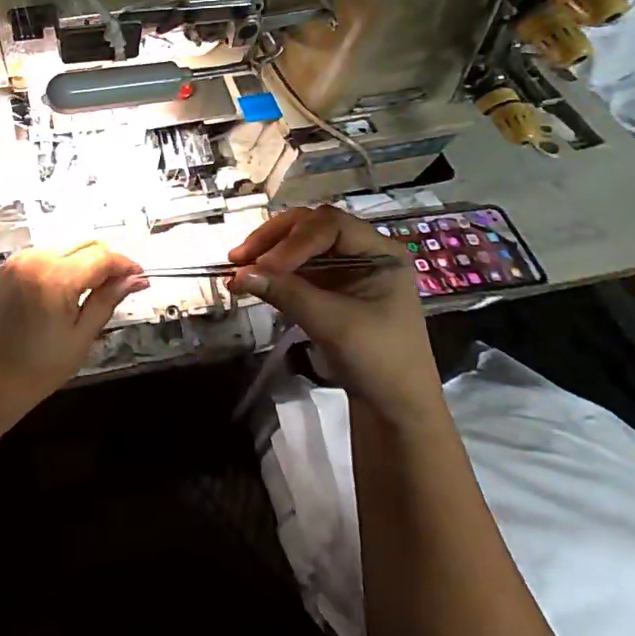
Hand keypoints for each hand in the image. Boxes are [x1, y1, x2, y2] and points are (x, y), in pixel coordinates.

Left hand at [0, 242, 146, 433]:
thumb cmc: (37, 369)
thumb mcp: (81, 337)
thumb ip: (108, 300)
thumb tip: (136, 279)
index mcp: (56, 278)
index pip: (102, 256)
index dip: (125, 265)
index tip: (140, 279)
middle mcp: (37, 259)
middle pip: (86, 244)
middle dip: (107, 261)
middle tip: (121, 286)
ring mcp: (21, 260)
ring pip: (68, 246)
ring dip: (87, 261)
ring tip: (98, 289)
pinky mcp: (11, 266)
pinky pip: (49, 254)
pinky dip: (66, 264)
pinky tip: (72, 287)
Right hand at [227, 207, 444, 427]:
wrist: (397, 409)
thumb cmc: (378, 361)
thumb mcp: (334, 325)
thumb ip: (289, 293)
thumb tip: (240, 273)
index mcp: (380, 251)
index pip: (330, 226)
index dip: (294, 240)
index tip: (265, 266)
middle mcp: (365, 252)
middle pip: (314, 228)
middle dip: (277, 239)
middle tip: (240, 256)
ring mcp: (348, 271)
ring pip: (303, 246)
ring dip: (271, 253)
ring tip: (238, 266)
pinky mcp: (333, 290)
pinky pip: (300, 270)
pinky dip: (275, 273)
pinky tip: (252, 280)